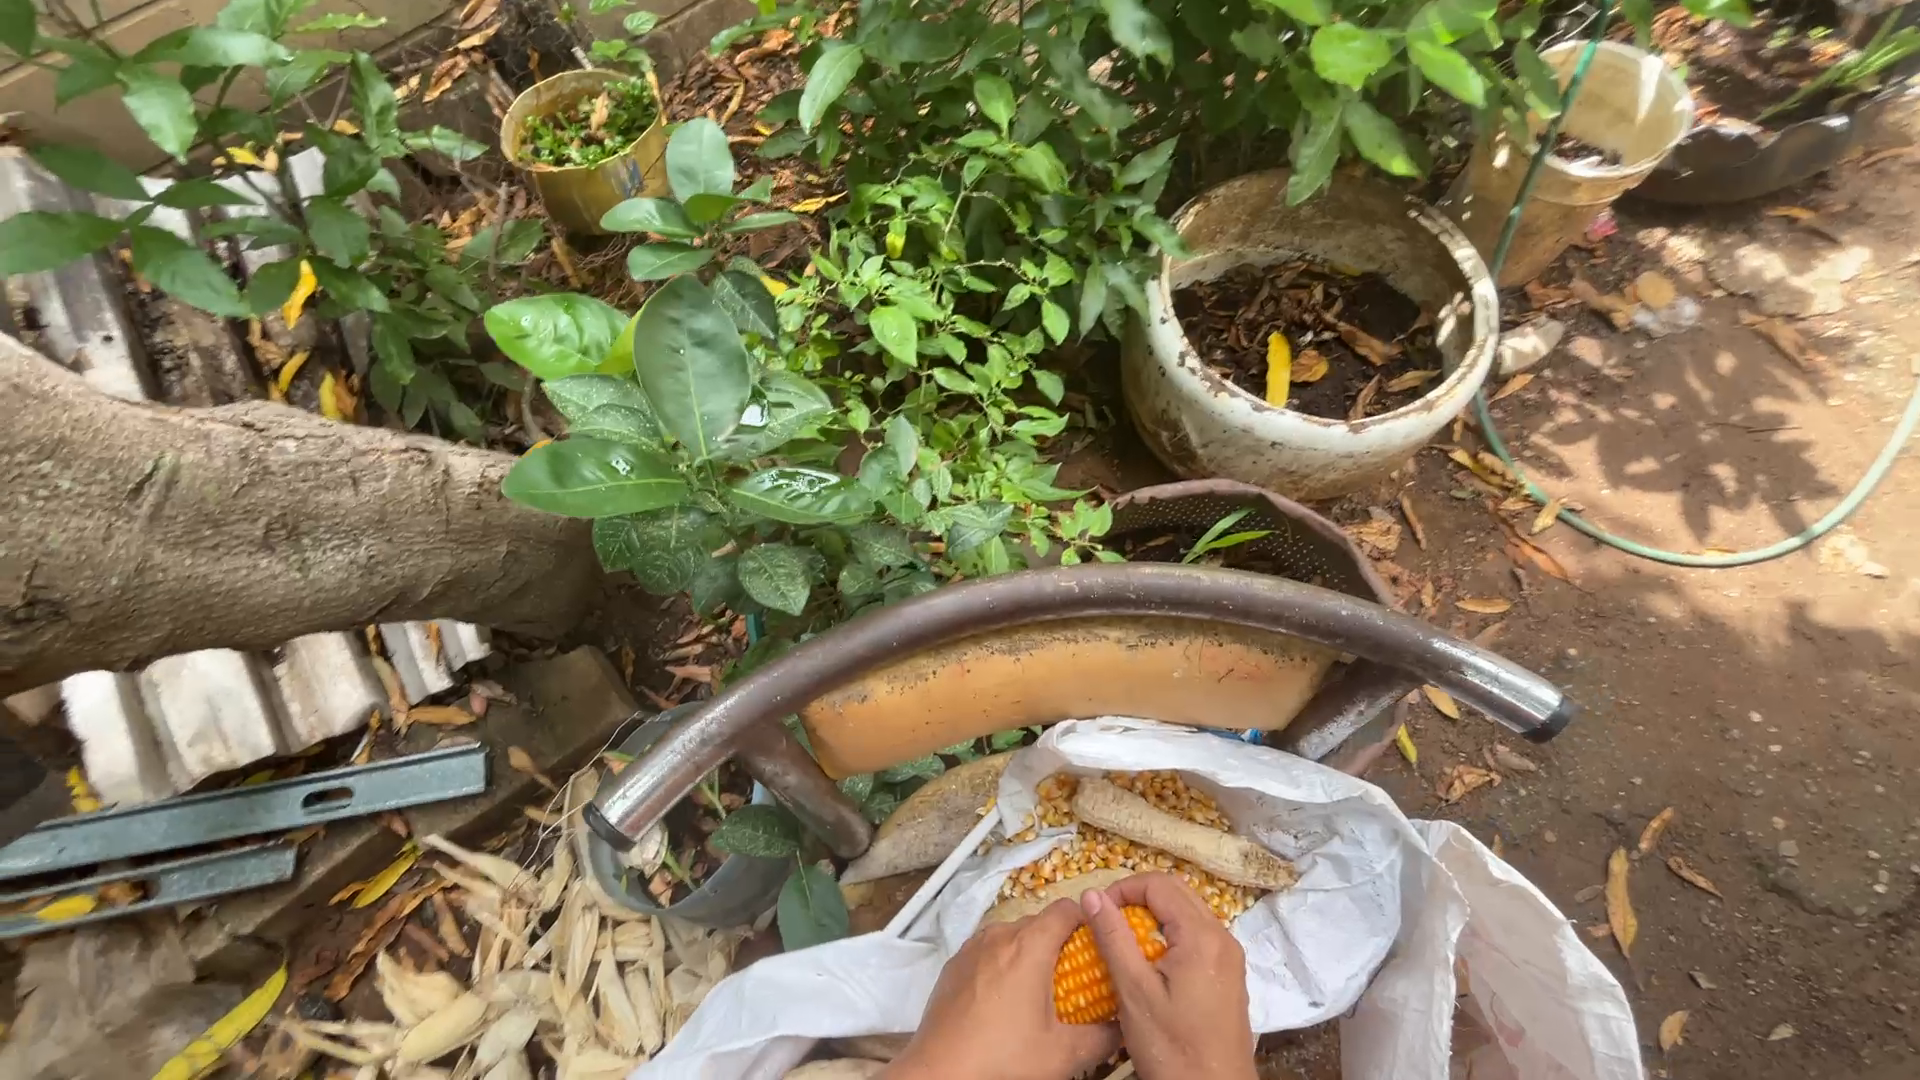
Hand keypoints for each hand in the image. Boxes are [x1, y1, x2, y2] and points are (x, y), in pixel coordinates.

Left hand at [885, 899, 1118, 1079]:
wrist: (940, 1074)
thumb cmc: (1003, 1060)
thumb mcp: (1063, 1055)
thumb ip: (1102, 1037)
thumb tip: (1122, 1026)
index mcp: (1029, 945)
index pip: (1066, 909)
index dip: (1086, 922)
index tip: (1097, 947)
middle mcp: (1000, 935)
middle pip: (1040, 923)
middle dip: (1059, 945)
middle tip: (1072, 980)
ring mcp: (973, 946)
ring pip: (1012, 936)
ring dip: (1028, 955)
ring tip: (1037, 994)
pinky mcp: (954, 963)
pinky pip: (988, 951)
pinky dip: (1001, 964)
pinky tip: (1003, 1002)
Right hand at [1081, 873, 1255, 1079]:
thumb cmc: (1172, 1049)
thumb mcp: (1134, 991)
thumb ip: (1113, 937)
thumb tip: (1092, 894)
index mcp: (1202, 936)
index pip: (1158, 884)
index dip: (1123, 889)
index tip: (1098, 912)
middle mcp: (1222, 937)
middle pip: (1176, 891)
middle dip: (1138, 897)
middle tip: (1109, 920)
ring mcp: (1229, 957)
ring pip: (1187, 911)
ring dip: (1154, 914)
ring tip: (1125, 940)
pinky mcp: (1229, 975)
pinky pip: (1197, 934)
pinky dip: (1170, 934)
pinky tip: (1150, 962)